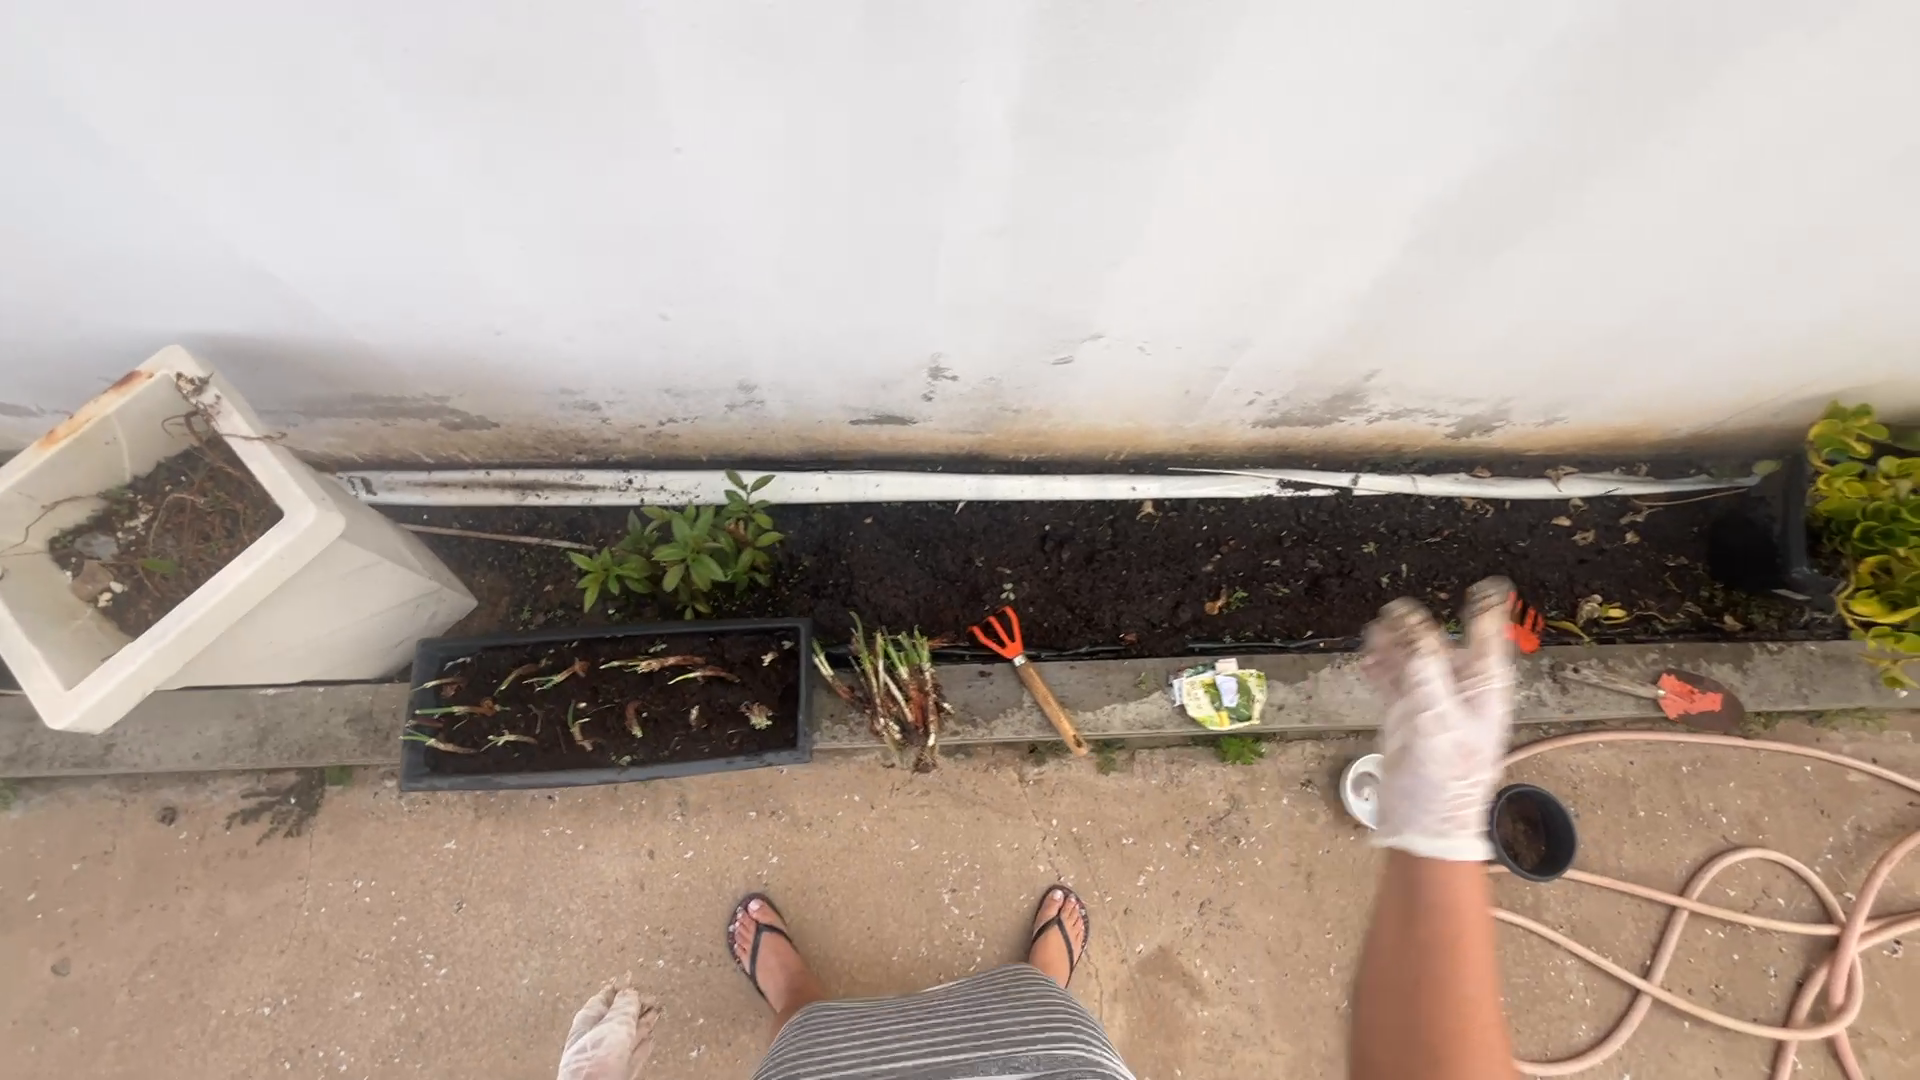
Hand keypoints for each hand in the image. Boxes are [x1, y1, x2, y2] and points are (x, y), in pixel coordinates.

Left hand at [556, 976, 660, 1079]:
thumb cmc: (596, 1061)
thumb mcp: (614, 1024)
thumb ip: (624, 1006)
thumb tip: (630, 992)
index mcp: (588, 1022)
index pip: (604, 997)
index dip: (621, 987)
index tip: (634, 978)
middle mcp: (596, 1038)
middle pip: (618, 1016)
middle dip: (635, 1005)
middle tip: (651, 996)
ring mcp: (607, 1056)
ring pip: (628, 1034)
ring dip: (643, 1023)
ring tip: (656, 1013)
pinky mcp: (618, 1072)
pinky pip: (633, 1053)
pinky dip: (643, 1045)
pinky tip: (650, 1040)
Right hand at [1362, 577, 1514, 861]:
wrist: (1422, 820)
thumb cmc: (1443, 779)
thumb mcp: (1436, 720)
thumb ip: (1424, 671)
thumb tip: (1412, 628)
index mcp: (1482, 693)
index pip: (1489, 643)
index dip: (1488, 614)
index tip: (1489, 586)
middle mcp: (1460, 694)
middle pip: (1441, 647)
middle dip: (1420, 628)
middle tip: (1397, 608)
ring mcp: (1431, 704)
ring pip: (1413, 661)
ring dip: (1394, 644)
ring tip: (1374, 629)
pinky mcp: (1407, 717)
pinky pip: (1392, 681)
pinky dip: (1380, 667)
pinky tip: (1367, 658)